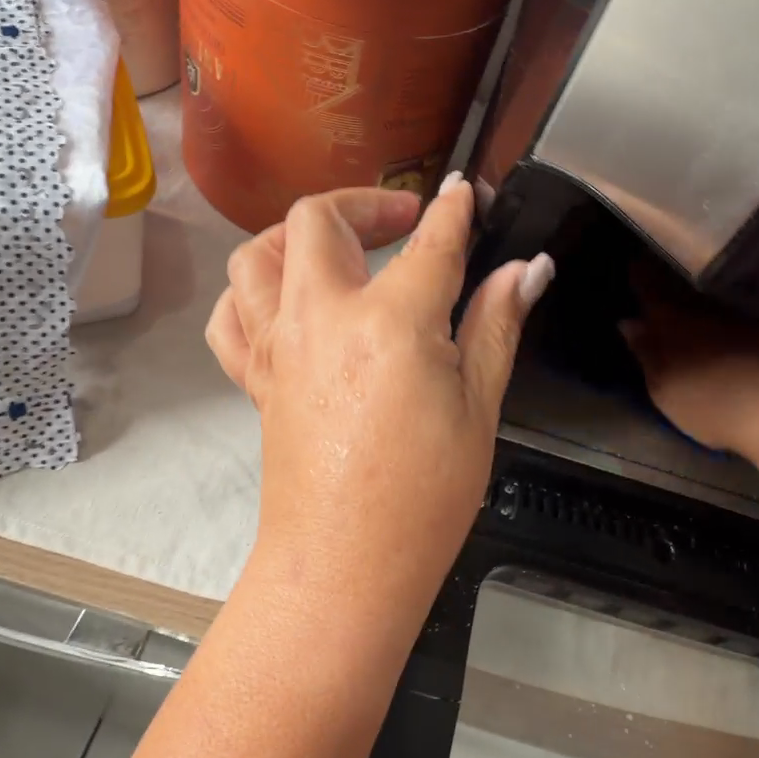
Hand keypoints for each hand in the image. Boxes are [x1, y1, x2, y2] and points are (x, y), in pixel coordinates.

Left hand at [206, 177, 555, 603]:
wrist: (345, 566)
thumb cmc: (423, 498)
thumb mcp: (478, 408)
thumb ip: (496, 325)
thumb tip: (527, 271)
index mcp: (389, 323)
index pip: (430, 243)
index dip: (455, 210)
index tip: (467, 191)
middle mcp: (321, 319)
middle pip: (317, 219)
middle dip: (365, 203)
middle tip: (406, 223)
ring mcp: (278, 347)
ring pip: (256, 255)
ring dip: (296, 235)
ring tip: (338, 249)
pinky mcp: (255, 379)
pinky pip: (231, 315)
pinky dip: (251, 292)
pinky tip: (285, 302)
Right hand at [620, 267, 758, 455]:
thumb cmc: (707, 404)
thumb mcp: (663, 387)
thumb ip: (645, 352)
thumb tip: (629, 322)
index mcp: (673, 321)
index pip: (651, 287)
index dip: (641, 274)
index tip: (635, 263)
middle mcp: (705, 309)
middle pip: (681, 289)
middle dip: (668, 282)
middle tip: (657, 277)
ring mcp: (738, 317)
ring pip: (708, 300)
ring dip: (696, 298)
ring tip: (686, 302)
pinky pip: (733, 315)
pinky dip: (722, 317)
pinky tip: (722, 327)